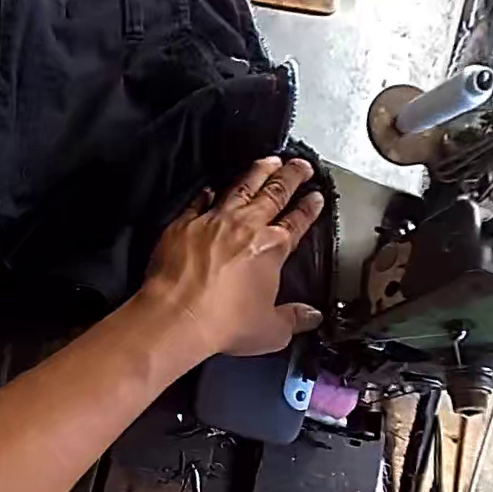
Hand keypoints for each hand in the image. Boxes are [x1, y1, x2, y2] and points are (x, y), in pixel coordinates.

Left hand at [135, 156, 326, 357]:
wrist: (177, 316)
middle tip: (301, 165)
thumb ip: (293, 319)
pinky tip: (211, 188)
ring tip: (269, 161)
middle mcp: (244, 227)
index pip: (297, 221)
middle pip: (274, 193)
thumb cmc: (222, 324)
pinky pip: (199, 202)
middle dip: (291, 176)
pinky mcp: (183, 225)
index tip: (316, 197)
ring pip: (240, 188)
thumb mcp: (269, 330)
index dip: (309, 208)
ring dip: (257, 173)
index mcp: (271, 248)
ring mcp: (212, 221)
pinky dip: (208, 194)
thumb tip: (311, 317)